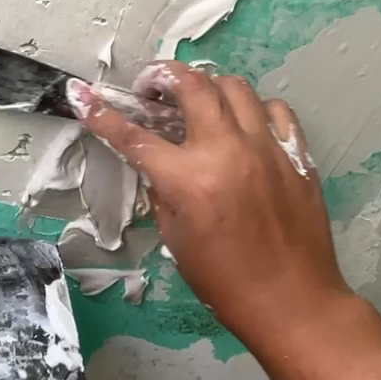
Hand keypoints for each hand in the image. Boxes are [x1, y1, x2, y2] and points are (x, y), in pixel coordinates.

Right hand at [69, 62, 350, 335]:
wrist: (292, 303)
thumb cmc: (224, 280)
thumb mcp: (175, 237)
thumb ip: (162, 189)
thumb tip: (156, 162)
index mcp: (189, 179)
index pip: (134, 137)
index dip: (103, 115)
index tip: (84, 96)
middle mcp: (227, 152)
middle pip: (192, 86)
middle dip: (162, 76)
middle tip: (152, 87)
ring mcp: (266, 148)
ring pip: (235, 86)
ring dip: (208, 86)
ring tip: (198, 102)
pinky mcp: (296, 155)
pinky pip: (275, 110)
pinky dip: (254, 108)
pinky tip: (244, 124)